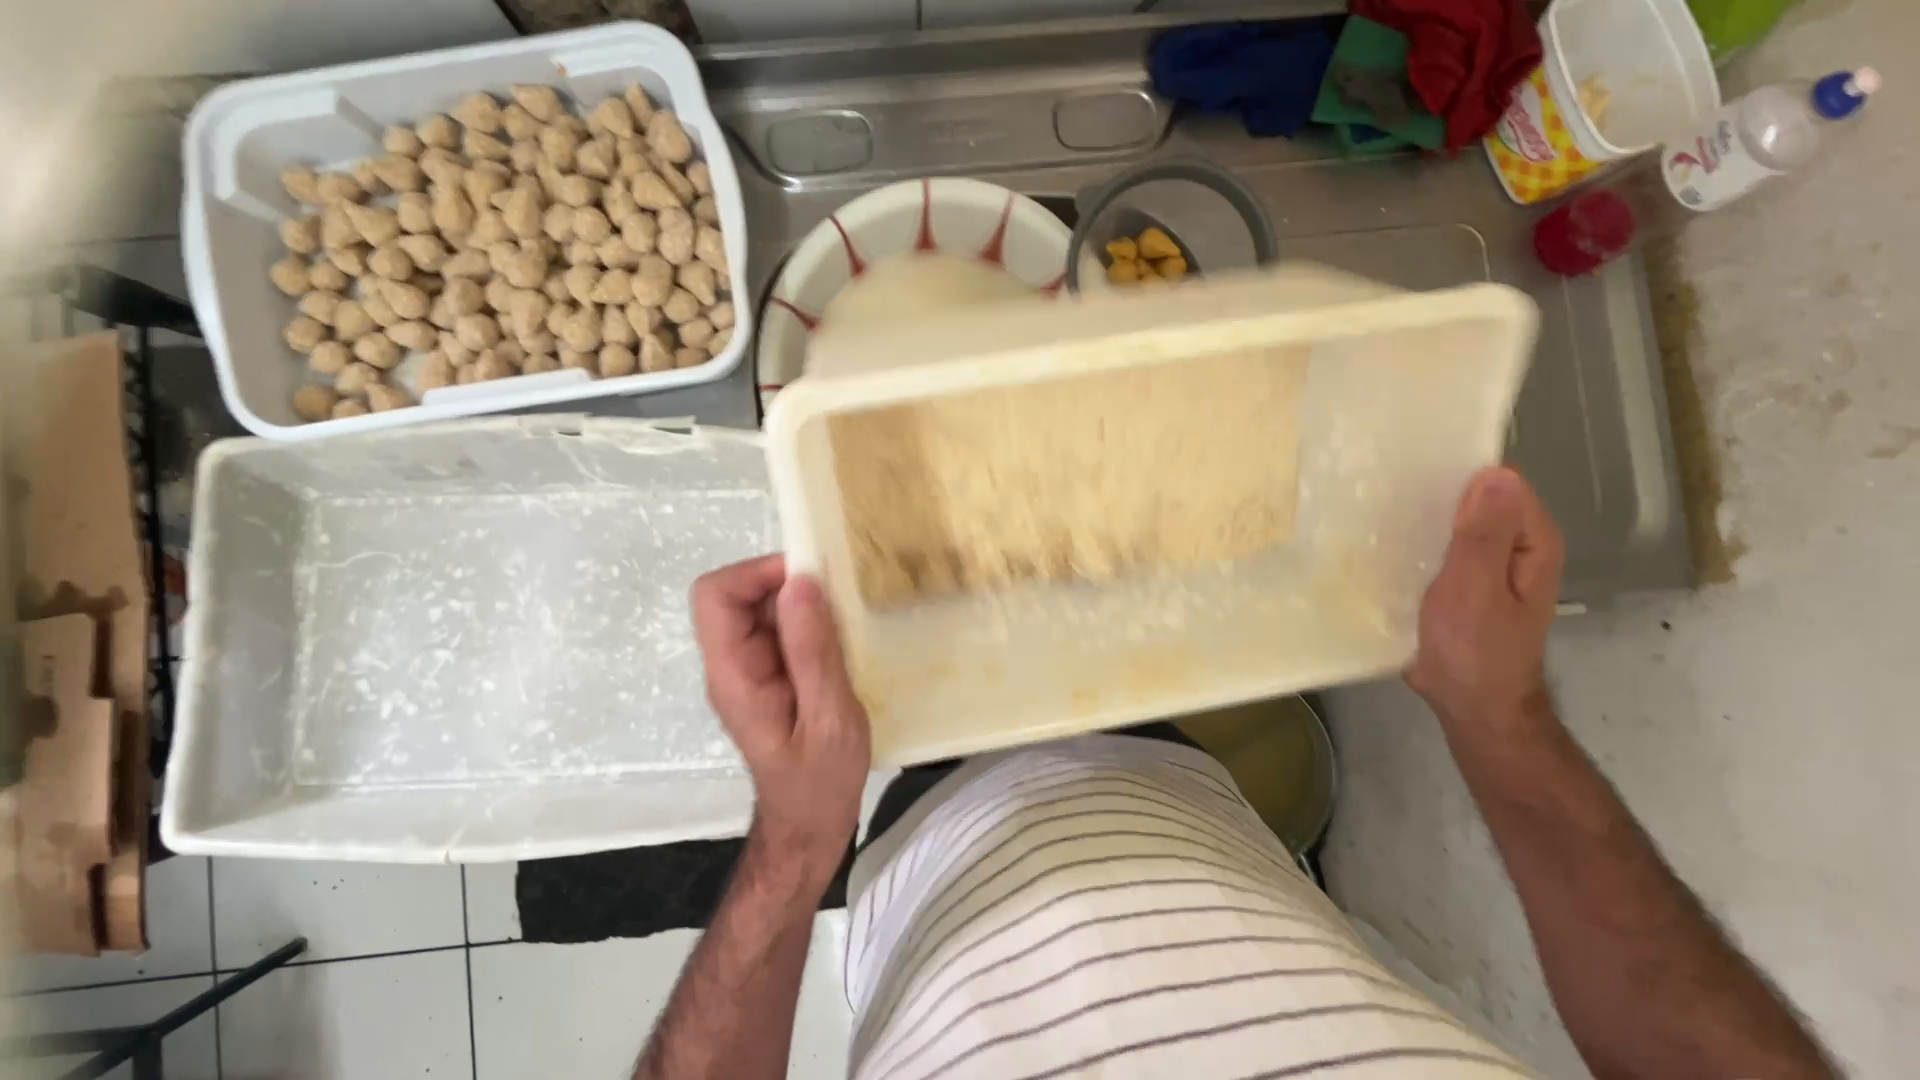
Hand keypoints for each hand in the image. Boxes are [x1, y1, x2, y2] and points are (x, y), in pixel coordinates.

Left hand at [691, 555, 870, 881]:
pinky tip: (845, 638)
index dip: (756, 573)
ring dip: (804, 602)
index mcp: (734, 675)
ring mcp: (749, 671)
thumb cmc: (820, 783)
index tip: (811, 578)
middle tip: (840, 597)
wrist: (810, 827)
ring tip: (850, 617)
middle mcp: (732, 666)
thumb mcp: (829, 719)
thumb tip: (800, 582)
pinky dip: (811, 622)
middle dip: (787, 584)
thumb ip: (813, 652)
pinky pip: (780, 631)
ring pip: (762, 610)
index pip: (715, 596)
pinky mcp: (770, 677)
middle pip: (737, 597)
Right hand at [1407, 467, 1564, 727]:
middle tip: (1383, 489)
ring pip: (1454, 527)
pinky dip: (1417, 546)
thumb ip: (1483, 534)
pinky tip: (1385, 545)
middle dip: (1436, 495)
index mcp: (1532, 543)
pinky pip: (1440, 551)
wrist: (1471, 707)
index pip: (1502, 484)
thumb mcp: (1474, 589)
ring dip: (1422, 521)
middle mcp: (1516, 548)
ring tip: (1375, 510)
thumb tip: (1494, 474)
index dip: (1461, 474)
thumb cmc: (1475, 650)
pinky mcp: (1461, 585)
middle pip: (1476, 502)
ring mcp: (1488, 568)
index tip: (1414, 471)